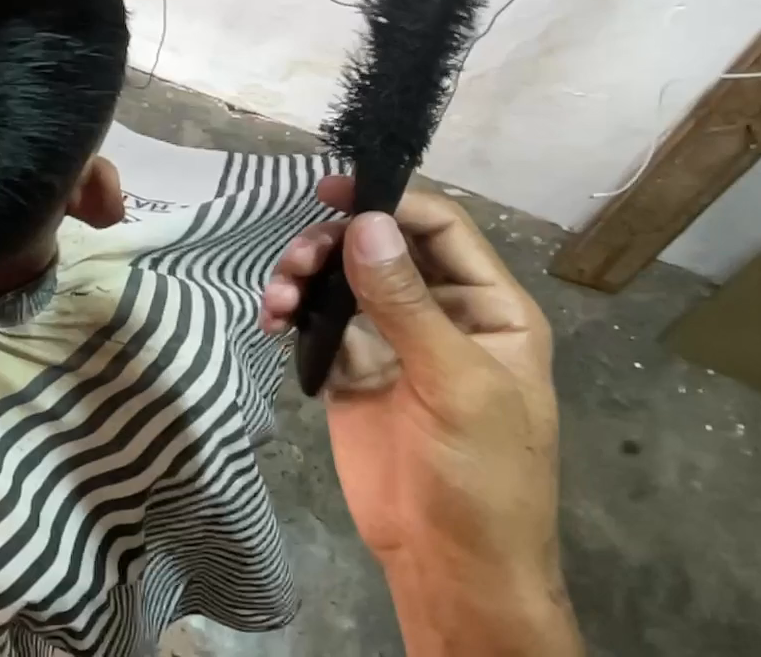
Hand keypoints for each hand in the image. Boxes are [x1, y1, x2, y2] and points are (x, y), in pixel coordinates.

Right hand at [261, 177, 580, 656]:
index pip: (440, 230)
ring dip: (304, 276)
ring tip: (278, 298)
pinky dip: (290, 312)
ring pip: (340, 281)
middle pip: (379, 248)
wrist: (448, 565)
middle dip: (332, 245)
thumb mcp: (455, 384)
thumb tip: (364, 224)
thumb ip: (406, 303)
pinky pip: (315, 321)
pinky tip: (272, 321)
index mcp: (489, 309)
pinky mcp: (349, 369)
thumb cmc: (480, 476)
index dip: (389, 203)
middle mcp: (438, 314)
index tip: (330, 195)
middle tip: (295, 261)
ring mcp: (390, 342)